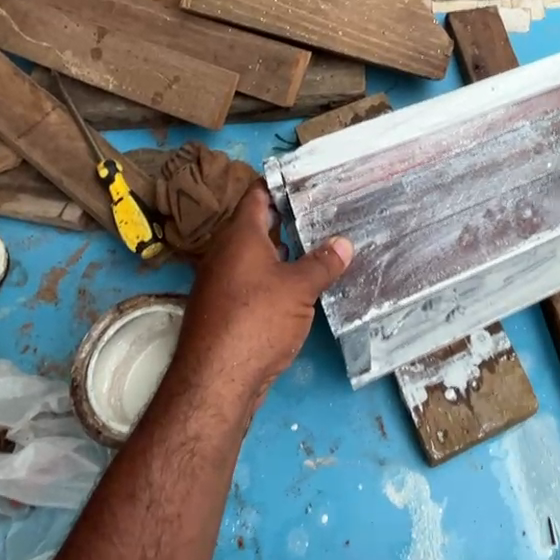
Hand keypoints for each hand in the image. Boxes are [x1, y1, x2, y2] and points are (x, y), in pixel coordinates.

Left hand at [174, 184, 353, 408]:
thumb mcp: (299, 289)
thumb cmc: (256, 321)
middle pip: (257, 224)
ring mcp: (222, 282)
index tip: (308, 178)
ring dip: (283, 250)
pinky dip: (275, 275)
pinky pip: (253, 279)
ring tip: (319, 244)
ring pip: (256, 254)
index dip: (281, 183)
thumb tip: (344, 243)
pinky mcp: (225, 309)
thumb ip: (322, 263)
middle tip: (324, 210)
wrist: (215, 382)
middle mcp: (225, 253)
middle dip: (288, 217)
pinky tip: (300, 284)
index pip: (258, 194)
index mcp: (239, 235)